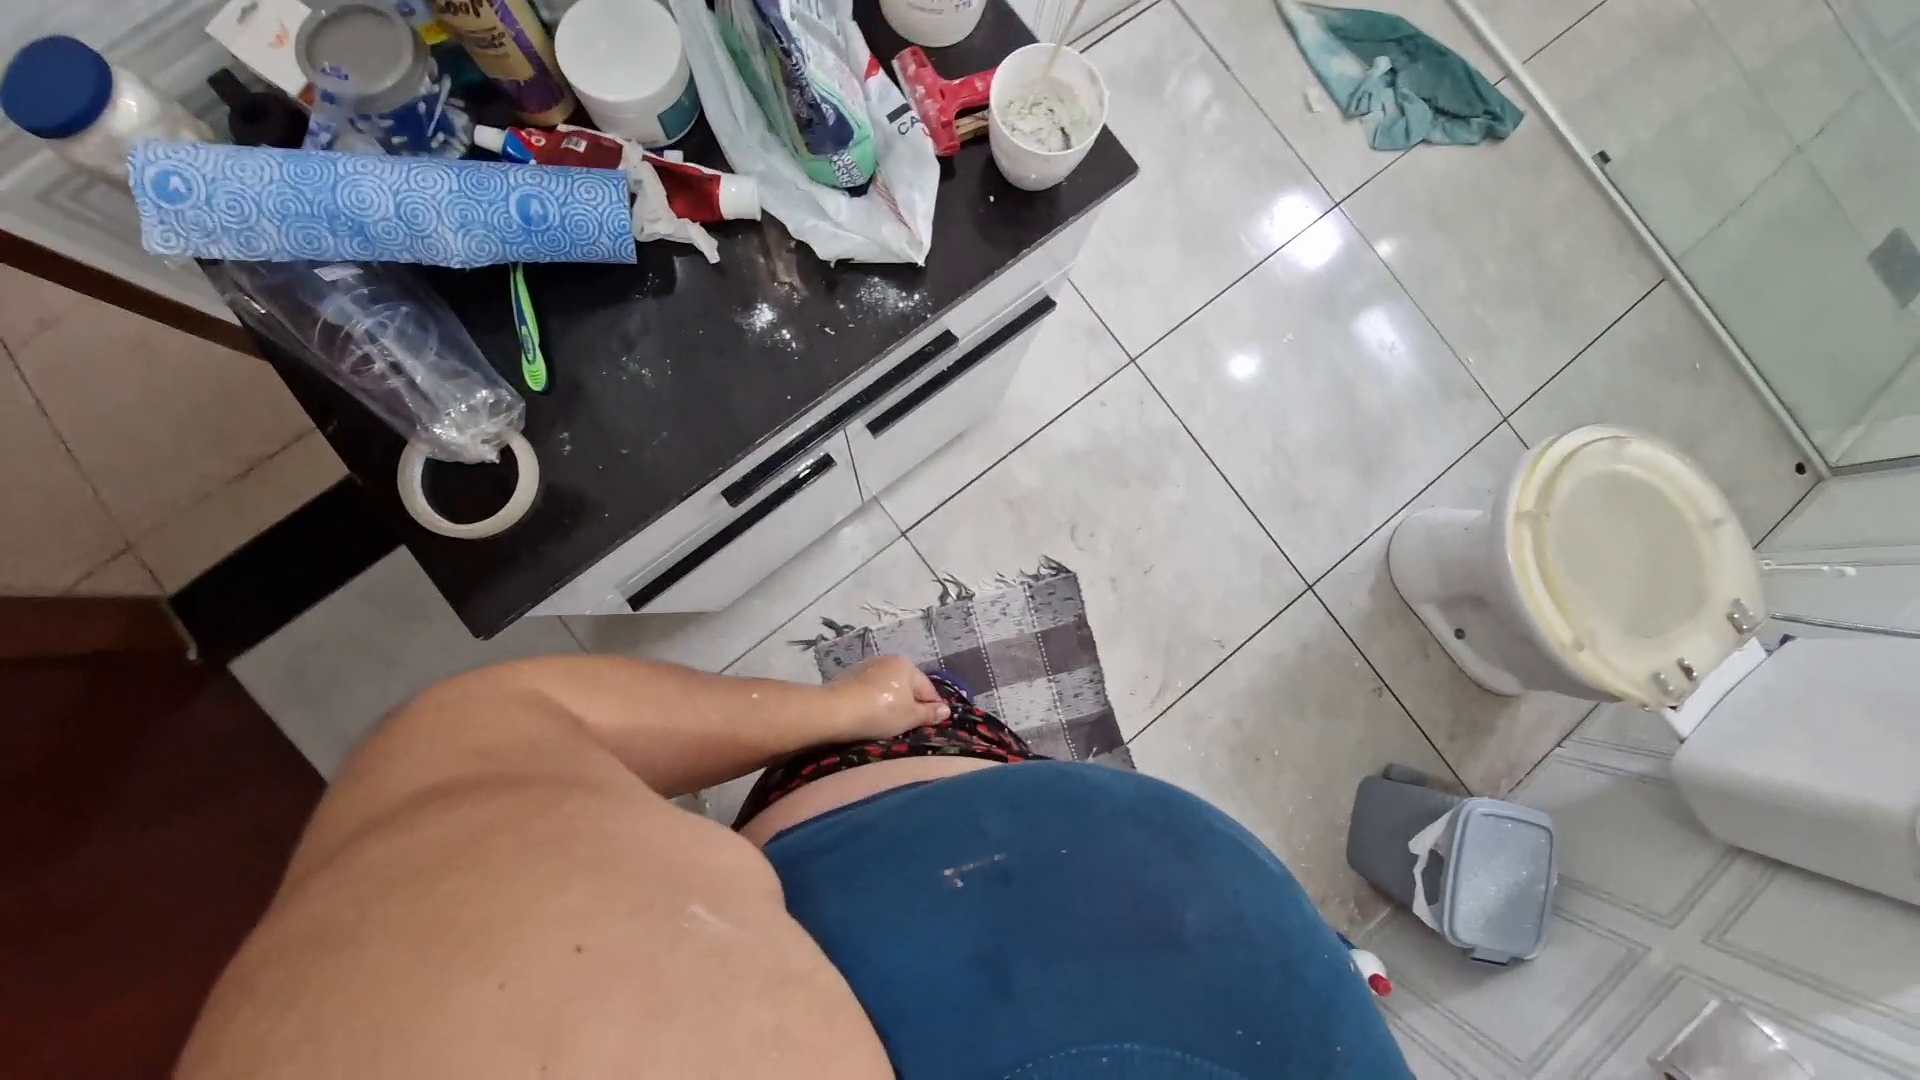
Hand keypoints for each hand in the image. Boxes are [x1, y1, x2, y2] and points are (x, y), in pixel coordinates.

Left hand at [827, 656, 949, 741]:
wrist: (835, 711)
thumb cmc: (880, 712)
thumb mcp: (910, 717)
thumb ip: (929, 713)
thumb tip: (946, 710)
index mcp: (906, 665)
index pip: (928, 689)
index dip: (932, 708)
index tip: (931, 725)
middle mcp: (887, 660)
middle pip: (907, 686)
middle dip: (909, 705)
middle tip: (907, 727)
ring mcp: (866, 667)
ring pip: (887, 689)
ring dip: (890, 703)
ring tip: (886, 724)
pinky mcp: (849, 678)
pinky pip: (870, 692)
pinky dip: (873, 702)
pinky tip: (868, 717)